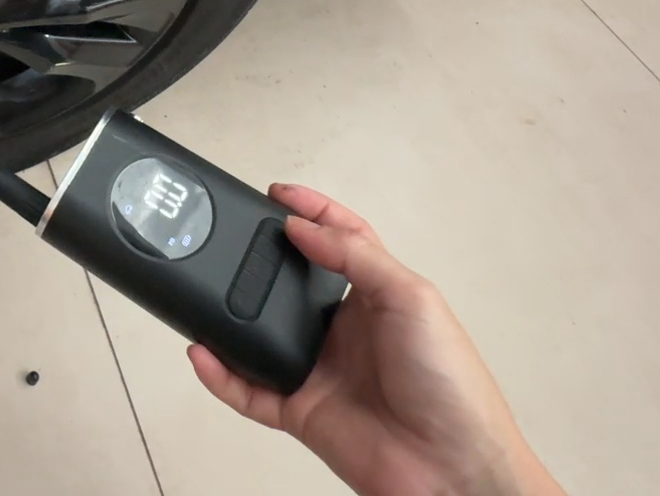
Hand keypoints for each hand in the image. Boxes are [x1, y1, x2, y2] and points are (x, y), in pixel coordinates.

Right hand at [188, 185, 562, 495]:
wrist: (455, 475)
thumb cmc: (452, 388)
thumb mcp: (412, 300)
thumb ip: (355, 256)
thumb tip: (301, 226)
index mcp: (373, 297)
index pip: (337, 238)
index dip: (310, 210)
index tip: (276, 192)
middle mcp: (340, 328)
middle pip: (288, 280)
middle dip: (258, 257)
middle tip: (228, 235)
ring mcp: (317, 368)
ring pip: (258, 334)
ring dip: (229, 316)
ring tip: (204, 293)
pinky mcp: (300, 410)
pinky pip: (247, 390)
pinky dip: (221, 375)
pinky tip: (204, 355)